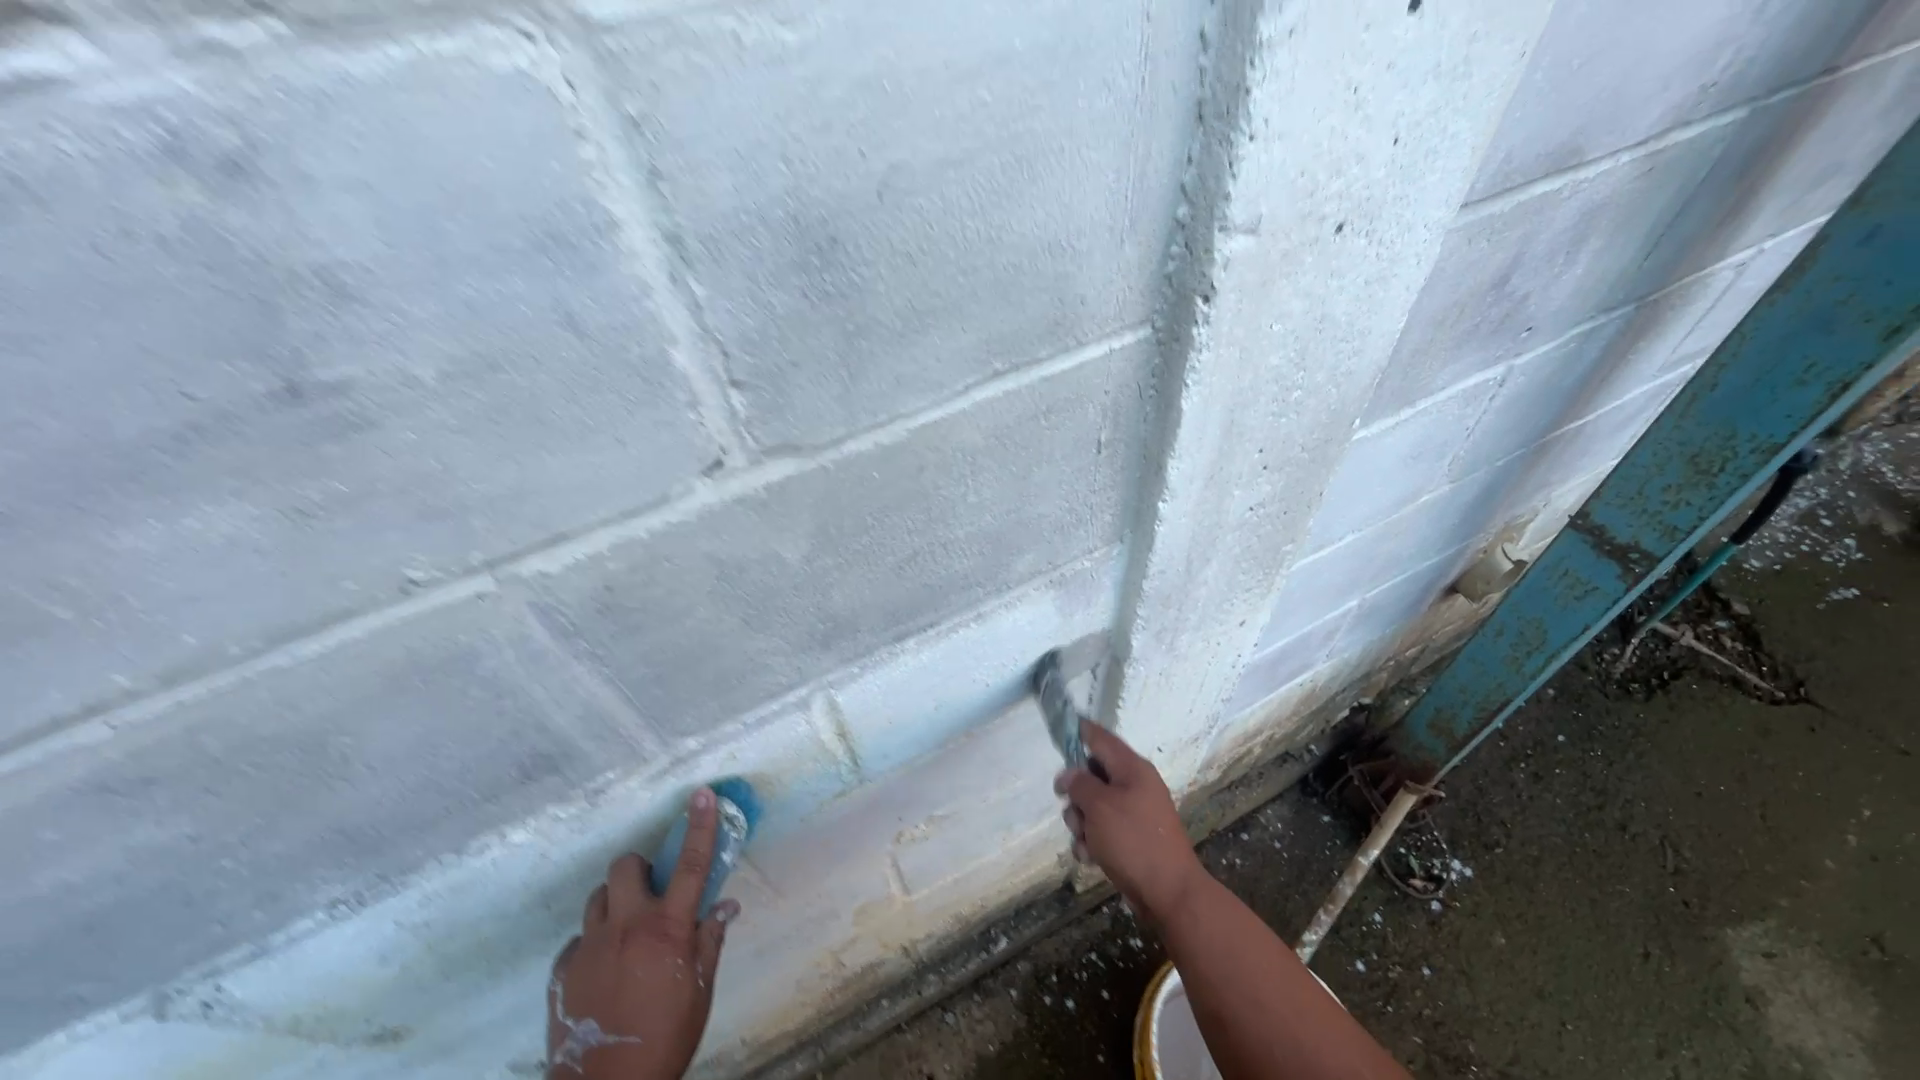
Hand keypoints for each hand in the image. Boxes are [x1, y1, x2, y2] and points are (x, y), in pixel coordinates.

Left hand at [547, 788, 740, 1079]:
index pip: (690, 865)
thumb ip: (709, 942)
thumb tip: (723, 906)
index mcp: (667, 929)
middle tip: (652, 893)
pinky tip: (604, 973)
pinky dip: (594, 944)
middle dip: (641, 870)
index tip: (702, 794)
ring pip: (598, 898)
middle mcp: (625, 926)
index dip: (699, 826)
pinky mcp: (561, 969)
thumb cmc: (667, 1038)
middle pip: (625, 867)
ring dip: (616, 904)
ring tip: (627, 935)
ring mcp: (588, 946)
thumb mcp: (700, 991)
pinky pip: (579, 939)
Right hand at [1055, 720, 1206, 926]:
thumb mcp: (1100, 806)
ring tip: (1086, 842)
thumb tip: (1070, 774)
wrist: (1168, 892)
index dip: (1080, 731)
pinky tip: (1091, 858)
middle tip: (1075, 812)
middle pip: (1092, 776)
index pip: (1101, 739)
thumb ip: (1080, 784)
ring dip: (1081, 824)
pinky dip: (1092, 842)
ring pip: (1093, 807)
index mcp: (1132, 769)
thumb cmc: (1133, 841)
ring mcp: (1134, 813)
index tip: (1060, 726)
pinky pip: (1102, 831)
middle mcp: (1135, 786)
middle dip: (1076, 796)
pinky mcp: (1131, 838)